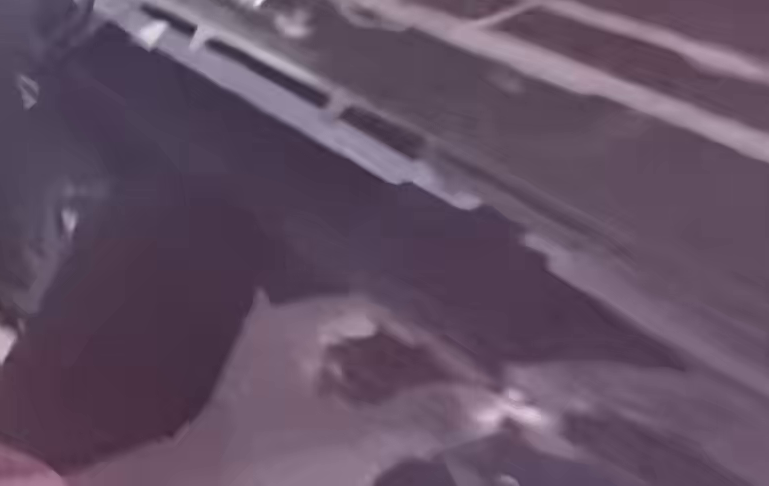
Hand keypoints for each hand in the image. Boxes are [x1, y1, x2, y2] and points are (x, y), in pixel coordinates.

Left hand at [84, 296, 507, 485]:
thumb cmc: (279, 458)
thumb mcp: (357, 439)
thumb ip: (422, 417)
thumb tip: (491, 400)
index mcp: (288, 324)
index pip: (365, 309)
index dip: (423, 338)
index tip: (480, 377)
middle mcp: (279, 332)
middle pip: (358, 331)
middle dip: (417, 361)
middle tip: (481, 398)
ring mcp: (277, 363)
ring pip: (350, 360)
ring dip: (400, 383)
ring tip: (463, 414)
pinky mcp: (281, 397)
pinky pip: (339, 385)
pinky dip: (377, 401)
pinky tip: (418, 429)